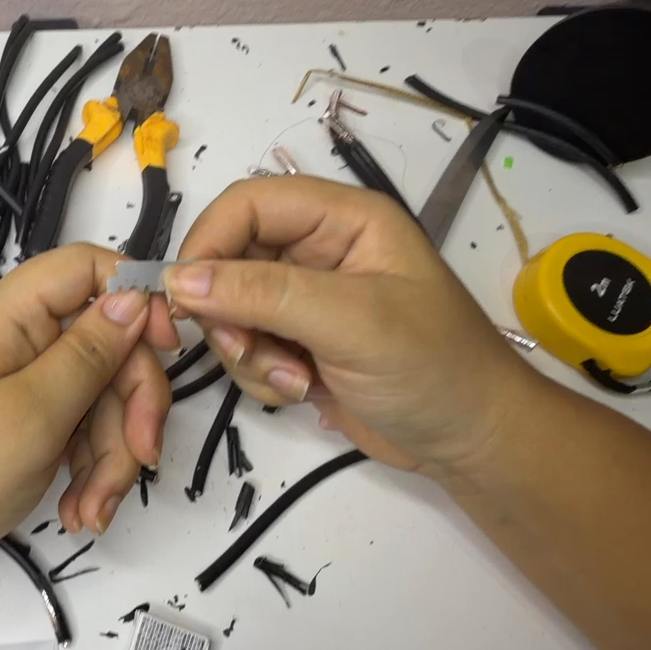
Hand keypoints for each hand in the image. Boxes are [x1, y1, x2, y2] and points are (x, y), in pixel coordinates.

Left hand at [0, 244, 177, 586]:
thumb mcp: (34, 411)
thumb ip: (89, 352)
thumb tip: (136, 297)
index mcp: (8, 317)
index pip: (85, 268)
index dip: (134, 296)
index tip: (166, 346)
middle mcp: (19, 341)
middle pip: (107, 344)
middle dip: (131, 405)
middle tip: (141, 456)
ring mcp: (26, 383)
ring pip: (102, 395)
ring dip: (112, 455)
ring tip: (92, 509)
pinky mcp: (31, 421)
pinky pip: (83, 428)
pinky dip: (91, 470)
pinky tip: (79, 510)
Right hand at [169, 176, 544, 480]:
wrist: (472, 444)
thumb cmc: (433, 368)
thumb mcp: (351, 323)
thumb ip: (263, 294)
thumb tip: (178, 280)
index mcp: (341, 220)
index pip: (248, 205)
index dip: (209, 241)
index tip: (184, 295)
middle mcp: (315, 251)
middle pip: (228, 259)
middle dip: (228, 312)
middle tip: (244, 348)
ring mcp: (302, 300)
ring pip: (228, 310)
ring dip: (246, 351)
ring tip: (295, 379)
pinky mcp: (293, 342)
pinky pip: (243, 347)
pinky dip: (259, 374)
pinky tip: (303, 391)